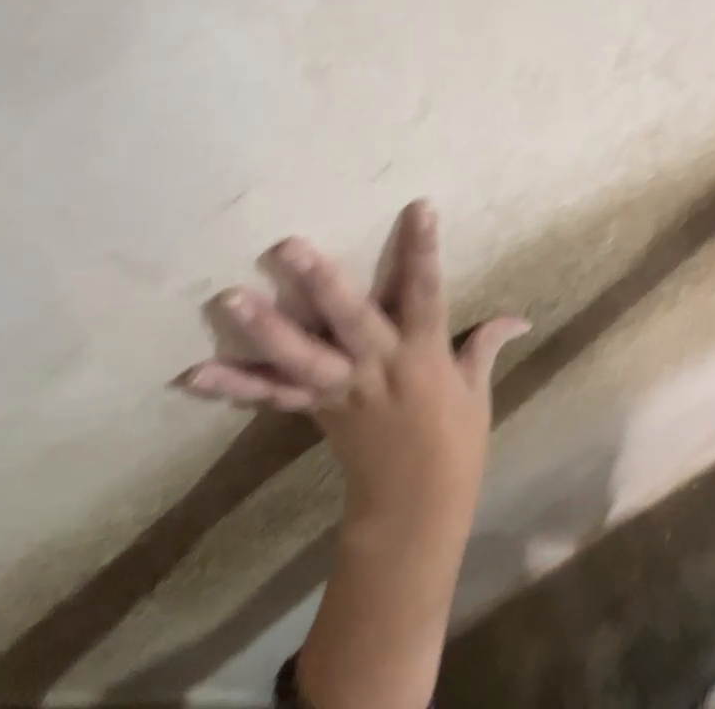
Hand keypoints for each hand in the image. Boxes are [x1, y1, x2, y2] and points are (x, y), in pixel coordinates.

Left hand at [176, 200, 529, 525]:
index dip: (424, 253)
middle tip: (288, 247)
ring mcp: (342, 392)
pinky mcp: (314, 411)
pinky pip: (271, 398)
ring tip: (228, 300)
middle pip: (350, 323)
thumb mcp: (476, 391)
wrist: (415, 506)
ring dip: (265, 330)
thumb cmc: (454, 443)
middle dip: (323, 285)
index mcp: (424, 358)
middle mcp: (379, 369)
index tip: (419, 207)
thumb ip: (486, 344)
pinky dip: (233, 386)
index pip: (427, 296)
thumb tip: (521, 316)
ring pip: (302, 359)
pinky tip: (193, 374)